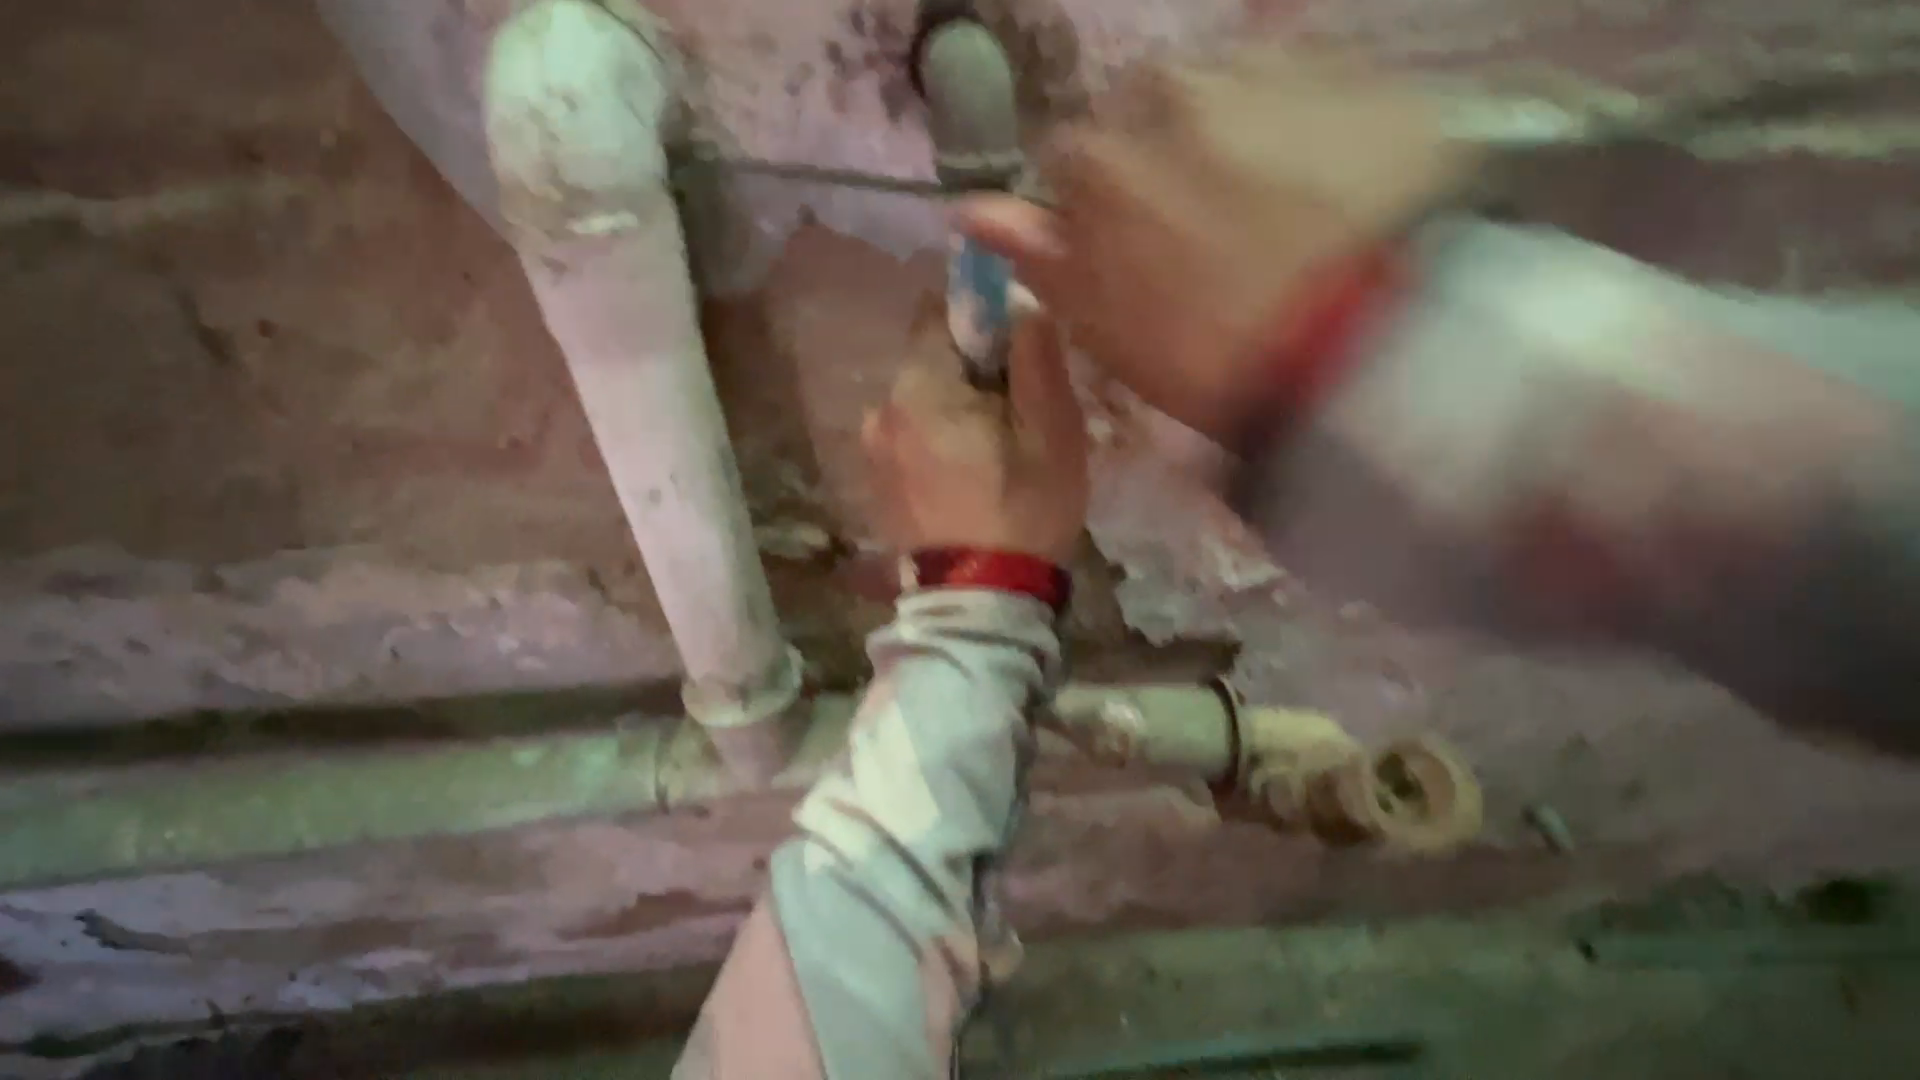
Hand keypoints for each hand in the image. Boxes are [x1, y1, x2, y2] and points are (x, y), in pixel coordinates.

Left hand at [863, 302, 1087, 563]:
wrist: (978, 602)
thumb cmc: (1022, 511)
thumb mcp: (1051, 432)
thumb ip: (1037, 357)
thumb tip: (1023, 305)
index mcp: (919, 386)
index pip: (940, 313)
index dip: (983, 322)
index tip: (1017, 357)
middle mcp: (881, 408)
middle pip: (929, 359)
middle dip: (972, 371)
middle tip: (1015, 414)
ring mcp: (872, 448)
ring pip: (920, 400)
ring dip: (955, 409)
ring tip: (994, 453)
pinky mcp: (876, 482)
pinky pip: (910, 436)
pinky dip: (937, 441)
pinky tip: (967, 478)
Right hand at [958, 48, 1476, 441]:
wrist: (1380, 341)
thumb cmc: (1217, 354)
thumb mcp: (1108, 327)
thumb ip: (1040, 257)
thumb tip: (969, 209)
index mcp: (1098, 161)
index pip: (1062, 161)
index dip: (1086, 206)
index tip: (1119, 248)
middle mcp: (1166, 92)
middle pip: (1137, 113)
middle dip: (1151, 157)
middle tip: (1196, 226)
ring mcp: (1260, 72)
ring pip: (1214, 91)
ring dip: (1220, 132)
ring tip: (1266, 200)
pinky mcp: (1349, 71)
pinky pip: (1299, 77)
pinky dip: (1293, 116)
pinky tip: (1318, 169)